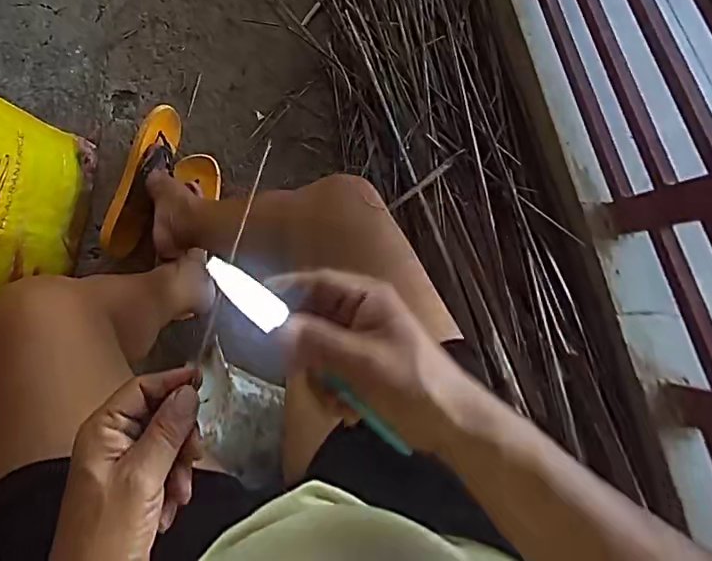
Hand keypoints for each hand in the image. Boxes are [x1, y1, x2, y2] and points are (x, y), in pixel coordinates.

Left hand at [50, 366, 203, 560]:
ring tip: (177, 495)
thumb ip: (166, 432)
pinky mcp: (130, 492)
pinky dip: (170, 488)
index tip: (200, 380)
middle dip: (178, 438)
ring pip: (164, 446)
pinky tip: (167, 510)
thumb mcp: (141, 479)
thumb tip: (187, 393)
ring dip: (177, 469)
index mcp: (102, 430)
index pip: (141, 388)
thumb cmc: (102, 542)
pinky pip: (161, 473)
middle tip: (192, 455)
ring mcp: (119, 468)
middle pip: (157, 416)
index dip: (171, 382)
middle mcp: (109, 443)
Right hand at [273, 269, 487, 454]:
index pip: (315, 283)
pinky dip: (331, 391)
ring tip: (337, 402)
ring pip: (316, 350)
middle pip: (311, 319)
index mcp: (365, 297)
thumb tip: (277, 328)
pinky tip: (348, 410)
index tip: (255, 302)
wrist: (456, 428)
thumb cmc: (415, 385)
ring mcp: (360, 340)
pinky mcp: (361, 367)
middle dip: (306, 352)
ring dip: (320, 379)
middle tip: (302, 374)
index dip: (284, 290)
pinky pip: (329, 371)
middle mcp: (360, 312)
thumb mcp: (364, 363)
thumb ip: (319, 343)